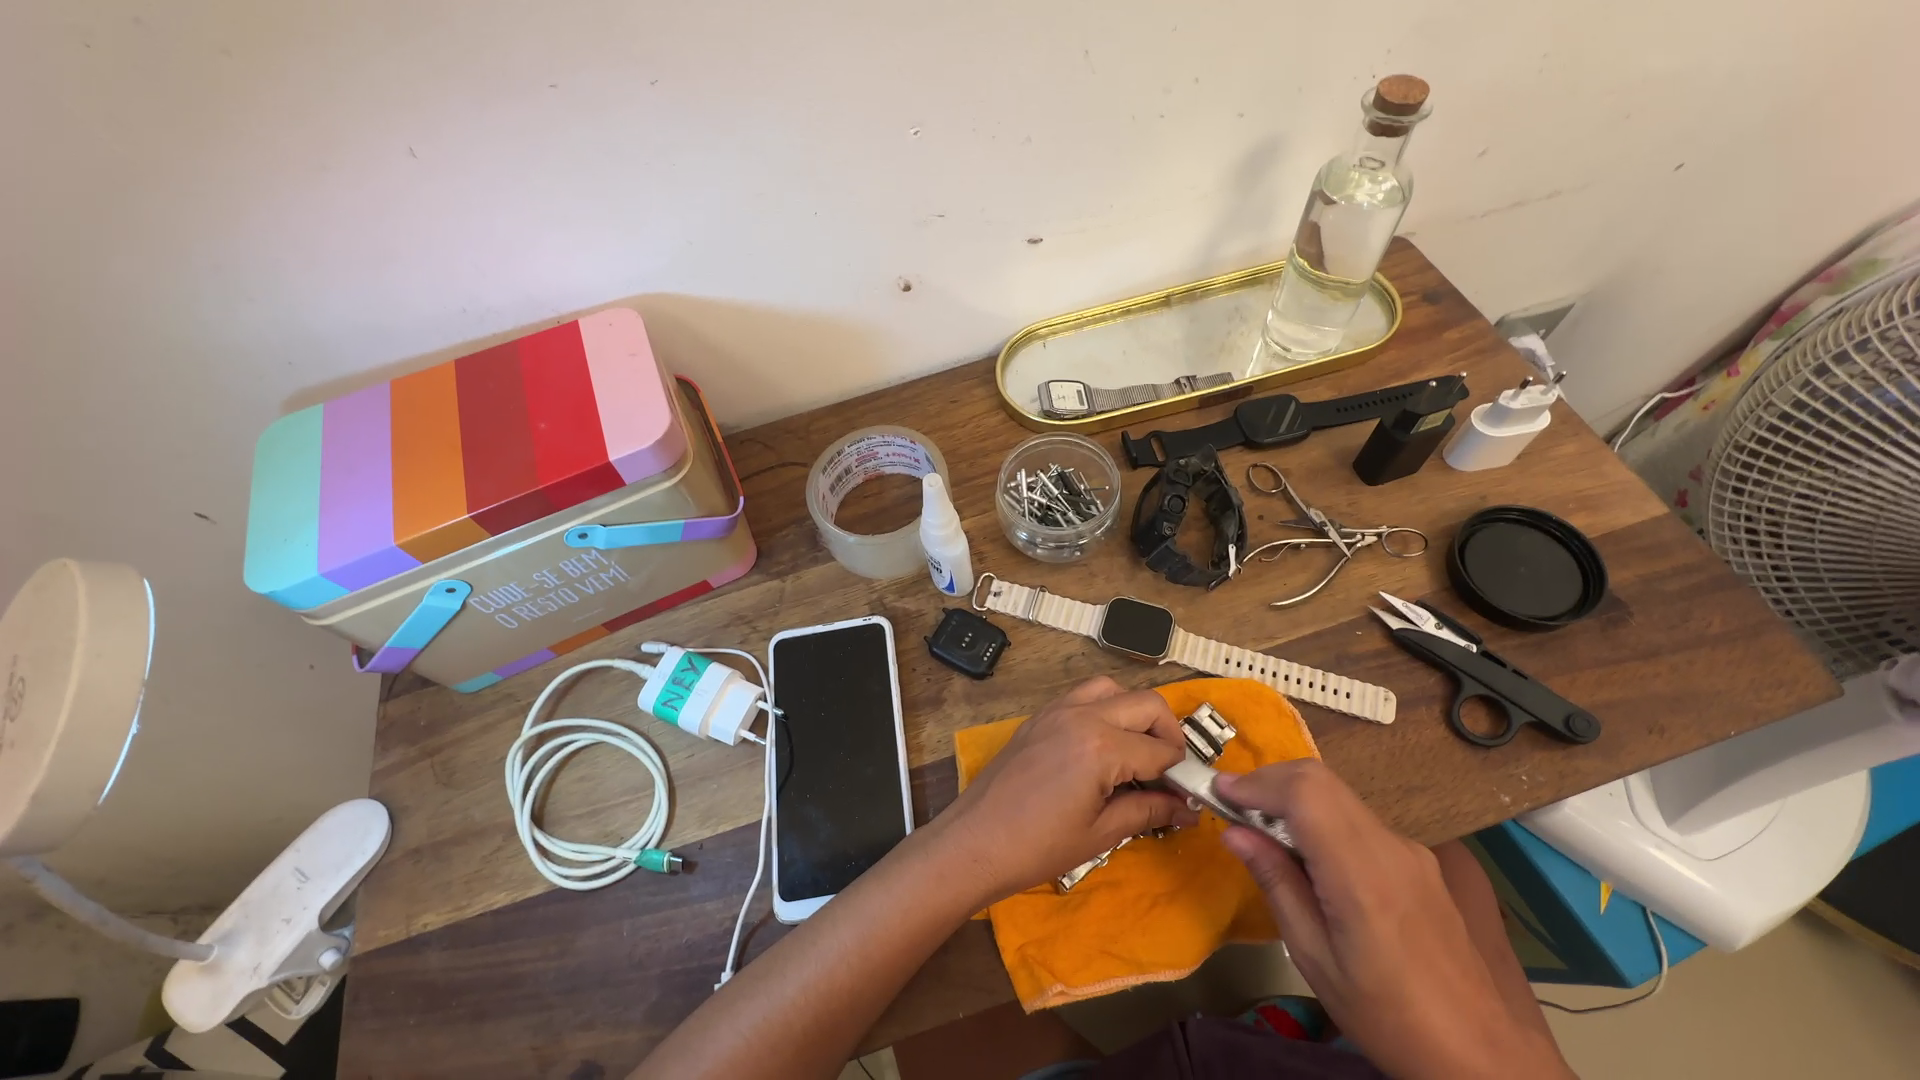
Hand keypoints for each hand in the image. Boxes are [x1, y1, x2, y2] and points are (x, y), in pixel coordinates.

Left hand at [931, 677, 1196, 901]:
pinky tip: (1102, 746)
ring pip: (1112, 689)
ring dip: (1134, 712)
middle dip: (1168, 733)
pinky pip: (1081, 697)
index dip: (1181, 773)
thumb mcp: (1101, 833)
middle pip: (1146, 704)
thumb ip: (1148, 811)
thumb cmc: (1038, 847)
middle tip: (1169, 770)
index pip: (1160, 751)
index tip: (1188, 793)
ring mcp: (1056, 711)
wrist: (974, 843)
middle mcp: (1082, 716)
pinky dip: (1103, 709)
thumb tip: (1188, 809)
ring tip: (1137, 751)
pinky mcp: (1038, 717)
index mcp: (1101, 746)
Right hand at [1218, 762, 1573, 1079]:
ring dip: (1296, 800)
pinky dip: (1322, 821)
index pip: (1305, 791)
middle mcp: (1392, 846)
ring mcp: (1413, 852)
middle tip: (1233, 807)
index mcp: (1362, 872)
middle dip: (1270, 782)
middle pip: (1321, 780)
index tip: (1218, 792)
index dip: (1256, 782)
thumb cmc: (1389, 1018)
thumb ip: (1277, 884)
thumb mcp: (1315, 959)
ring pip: (1341, 798)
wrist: (1486, 1057)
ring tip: (1264, 834)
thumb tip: (1236, 833)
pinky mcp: (1424, 864)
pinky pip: (1361, 823)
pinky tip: (1309, 859)